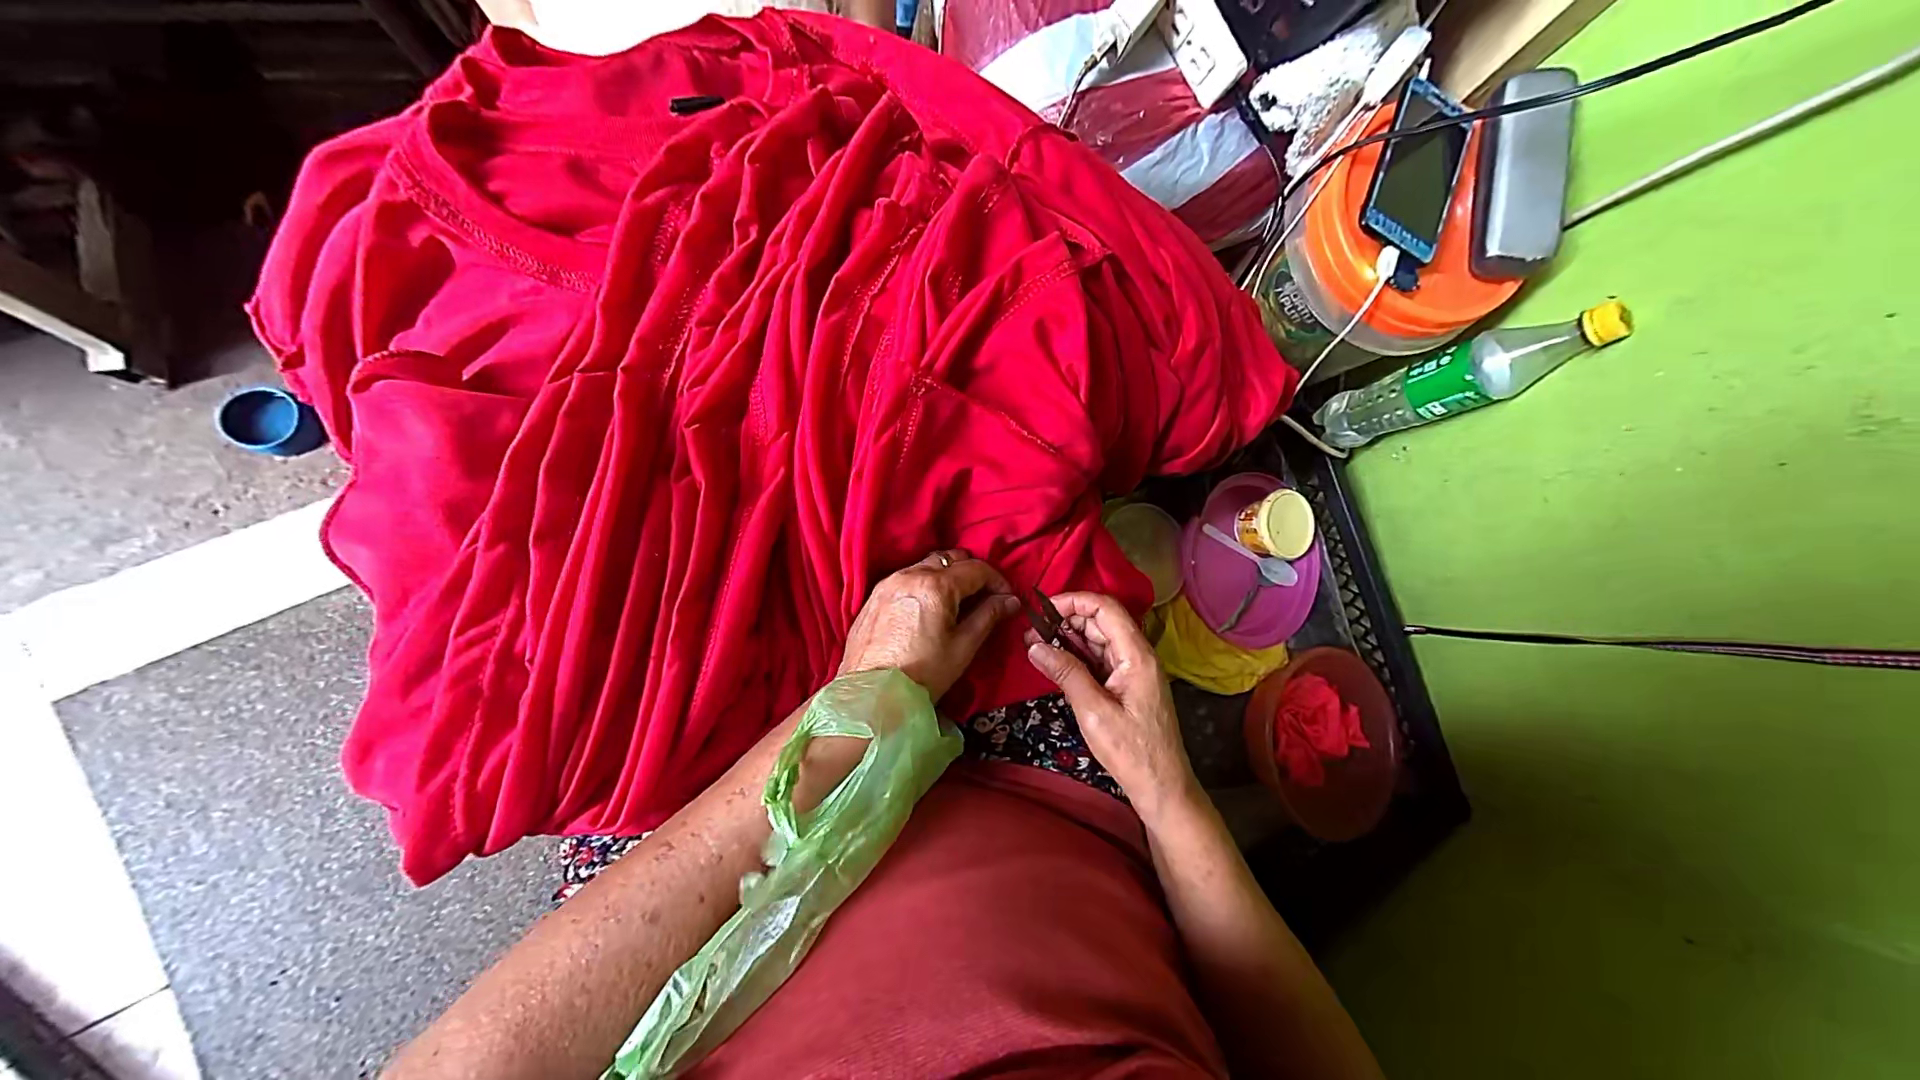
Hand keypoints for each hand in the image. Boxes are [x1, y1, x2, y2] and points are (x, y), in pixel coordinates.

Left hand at [840, 550, 1022, 701]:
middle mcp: (910, 575)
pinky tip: (929, 609)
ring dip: (947, 576)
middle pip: (951, 559)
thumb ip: (988, 616)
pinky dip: (924, 584)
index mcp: (936, 585)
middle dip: (972, 573)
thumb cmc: (921, 674)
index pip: (976, 569)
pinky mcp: (874, 596)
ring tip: (957, 603)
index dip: (998, 581)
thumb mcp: (963, 647)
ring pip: (926, 565)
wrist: (871, 695)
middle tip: (984, 598)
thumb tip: (1009, 601)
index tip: (1006, 598)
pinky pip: (906, 578)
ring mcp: (888, 583)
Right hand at [1025, 592, 1197, 816]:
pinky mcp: (1126, 685)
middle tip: (1031, 632)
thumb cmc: (1132, 752)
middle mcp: (1138, 656)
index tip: (1042, 610)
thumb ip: (1066, 673)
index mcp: (1136, 655)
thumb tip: (1035, 645)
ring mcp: (1132, 670)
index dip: (1073, 601)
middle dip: (1065, 620)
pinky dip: (1076, 656)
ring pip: (1098, 639)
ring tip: (1036, 644)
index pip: (1105, 608)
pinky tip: (1054, 661)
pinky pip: (1099, 659)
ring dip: (1067, 638)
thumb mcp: (1093, 711)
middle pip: (1100, 621)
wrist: (1162, 787)